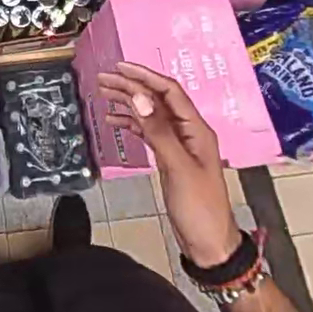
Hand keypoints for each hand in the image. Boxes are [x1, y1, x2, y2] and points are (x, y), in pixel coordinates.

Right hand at [98, 62, 242, 266]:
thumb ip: (159, 132)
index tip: (120, 68)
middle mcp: (187, 132)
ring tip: (104, 93)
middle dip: (131, 86)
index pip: (169, 92)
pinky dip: (130, 123)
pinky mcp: (168, 157)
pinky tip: (114, 120)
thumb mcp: (179, 168)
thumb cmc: (199, 207)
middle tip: (103, 79)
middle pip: (157, 100)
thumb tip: (140, 98)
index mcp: (196, 130)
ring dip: (128, 102)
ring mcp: (178, 144)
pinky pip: (147, 131)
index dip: (145, 76)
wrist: (209, 244)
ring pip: (150, 113)